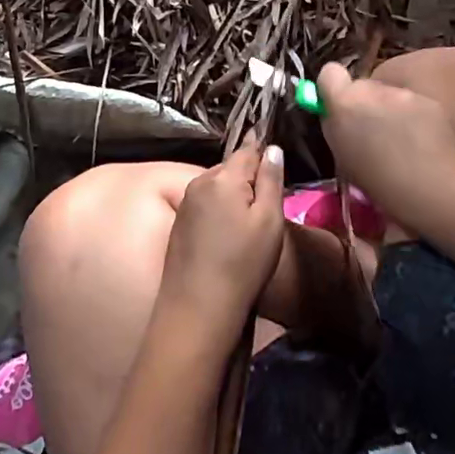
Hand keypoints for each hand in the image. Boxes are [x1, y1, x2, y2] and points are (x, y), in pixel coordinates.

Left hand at [157, 140, 285, 334]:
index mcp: (222, 177)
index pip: (247, 150)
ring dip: (233, 194)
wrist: (199, 304)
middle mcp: (198, 182)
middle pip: (230, 167)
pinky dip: (219, 209)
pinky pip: (205, 203)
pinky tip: (229, 233)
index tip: (275, 154)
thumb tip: (272, 149)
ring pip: (217, 185)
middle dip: (248, 176)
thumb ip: (271, 180)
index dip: (263, 151)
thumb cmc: (243, 262)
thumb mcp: (269, 221)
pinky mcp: (179, 222)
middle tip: (269, 200)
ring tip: (251, 219)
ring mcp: (185, 202)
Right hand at [316, 63, 454, 216]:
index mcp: (344, 102)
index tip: (338, 106)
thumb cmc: (378, 183)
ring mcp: (405, 94)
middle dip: (366, 103)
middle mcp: (374, 90)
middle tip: (374, 131)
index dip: (333, 87)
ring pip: (392, 96)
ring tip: (404, 142)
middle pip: (364, 86)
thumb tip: (338, 115)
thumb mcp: (343, 157)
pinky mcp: (432, 102)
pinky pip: (416, 105)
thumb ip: (338, 126)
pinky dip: (417, 119)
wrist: (434, 190)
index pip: (329, 73)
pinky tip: (425, 144)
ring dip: (393, 111)